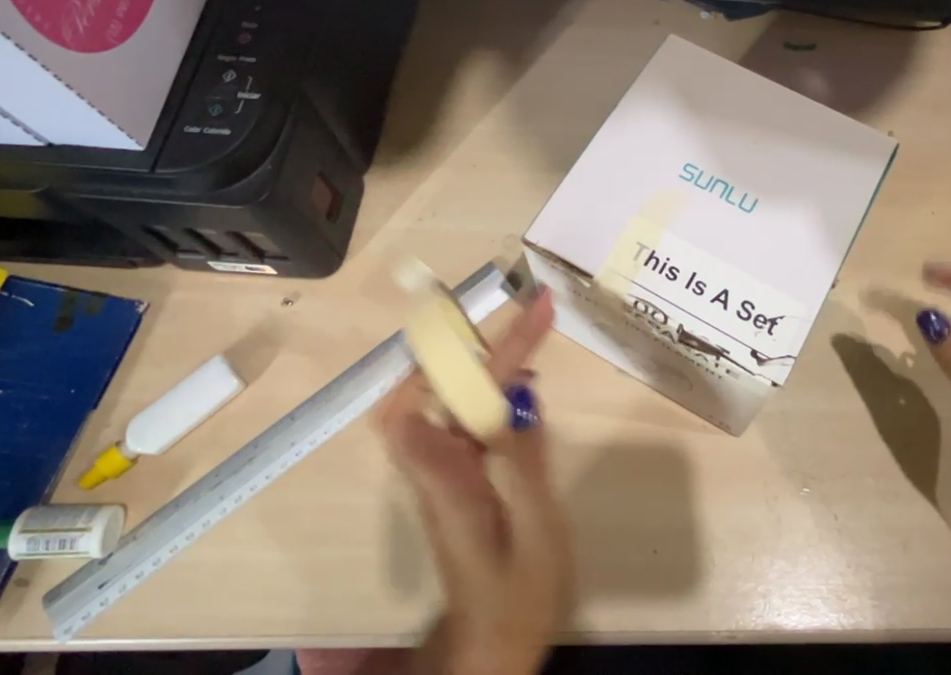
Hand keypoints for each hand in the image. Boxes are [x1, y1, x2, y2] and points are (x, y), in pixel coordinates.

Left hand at [375, 287, 570, 674]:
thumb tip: (521, 392)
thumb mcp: (535, 532)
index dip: (434, 363)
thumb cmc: (517, 599)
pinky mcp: (463, 477)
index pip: (413, 410)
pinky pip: (472, 420)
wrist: (492, 649)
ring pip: (455, 401)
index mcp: (444, 484)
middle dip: (481, 346)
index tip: (480, 324)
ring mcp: (447, 473)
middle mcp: (436, 470)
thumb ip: (526, 461)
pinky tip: (529, 383)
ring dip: (490, 361)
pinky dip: (498, 391)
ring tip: (536, 326)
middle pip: (438, 392)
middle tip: (536, 309)